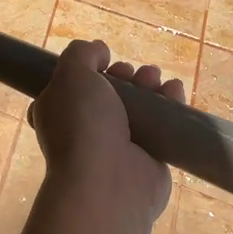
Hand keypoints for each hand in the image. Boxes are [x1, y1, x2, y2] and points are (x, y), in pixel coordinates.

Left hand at [0, 41, 189, 233]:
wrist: (107, 183)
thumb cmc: (82, 123)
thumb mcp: (72, 73)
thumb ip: (82, 53)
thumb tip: (99, 50)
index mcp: (56, 110)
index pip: (73, 85)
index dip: (92, 69)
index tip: (106, 61)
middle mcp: (84, 128)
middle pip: (109, 92)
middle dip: (125, 75)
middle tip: (135, 72)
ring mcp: (117, 145)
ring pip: (136, 106)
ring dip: (149, 86)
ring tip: (156, 78)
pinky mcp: (149, 159)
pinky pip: (161, 126)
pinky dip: (170, 105)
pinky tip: (176, 91)